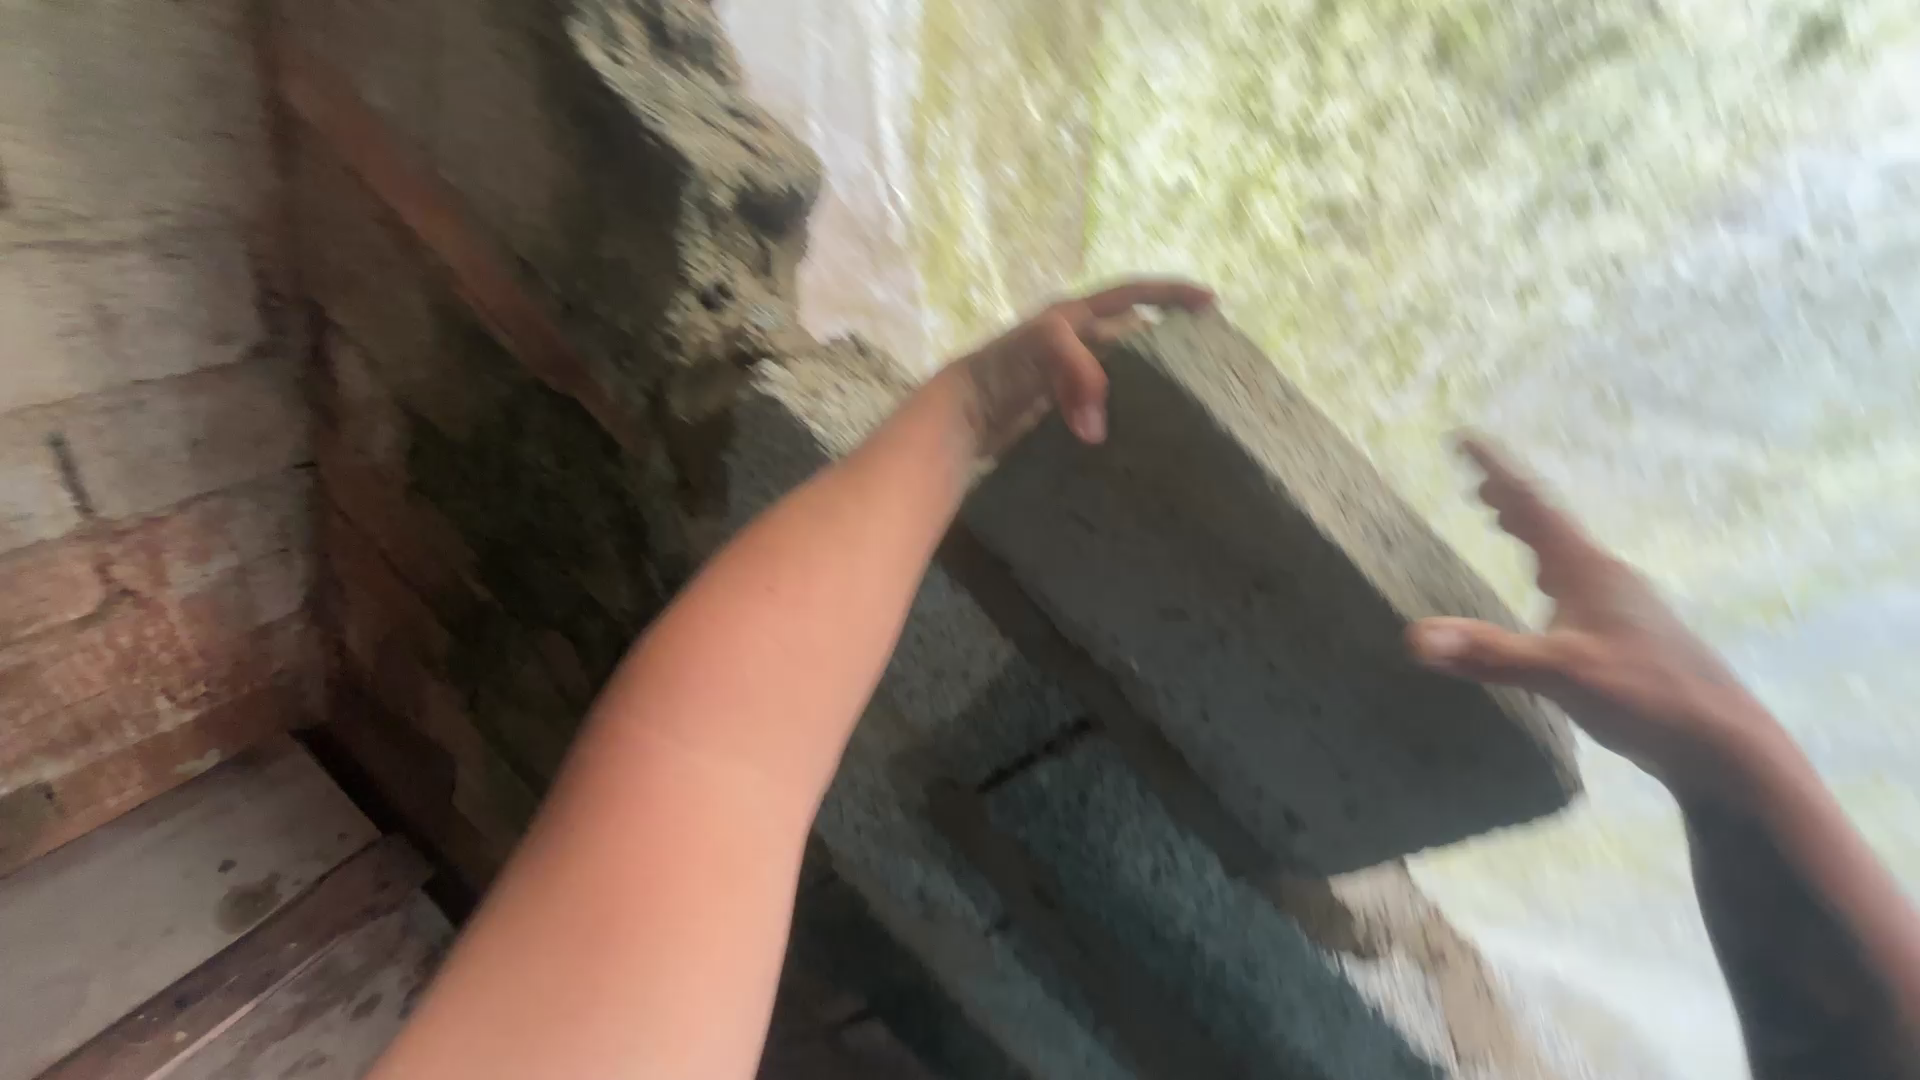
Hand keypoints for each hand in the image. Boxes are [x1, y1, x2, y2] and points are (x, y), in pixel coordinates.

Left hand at [944, 281, 1213, 458]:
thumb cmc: (1003, 368)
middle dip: (1167, 349)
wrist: (965, 415)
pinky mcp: (1068, 415)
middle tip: (1206, 366)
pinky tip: (1146, 436)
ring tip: (1187, 407)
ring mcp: (1073, 382)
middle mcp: (1079, 346)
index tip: (1211, 304)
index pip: (1132, 295)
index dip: (1170, 296)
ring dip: (1150, 391)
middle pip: (1134, 341)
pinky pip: (1108, 412)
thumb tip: (1098, 429)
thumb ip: (1079, 372)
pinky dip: (1126, 421)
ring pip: (1123, 380)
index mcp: (1076, 319)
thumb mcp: (1044, 346)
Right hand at [1408, 438, 1789, 794]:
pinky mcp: (1623, 632)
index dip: (1498, 470)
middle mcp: (1605, 577)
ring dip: (1529, 528)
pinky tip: (1543, 587)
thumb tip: (1414, 637)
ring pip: (1563, 550)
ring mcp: (1619, 604)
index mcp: (1588, 571)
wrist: (1726, 747)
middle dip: (1510, 496)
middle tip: (1475, 478)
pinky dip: (1543, 563)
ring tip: (1499, 516)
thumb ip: (1490, 653)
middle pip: (1550, 522)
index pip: (1535, 505)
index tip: (1465, 440)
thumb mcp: (1562, 673)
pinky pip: (1571, 579)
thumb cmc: (1647, 697)